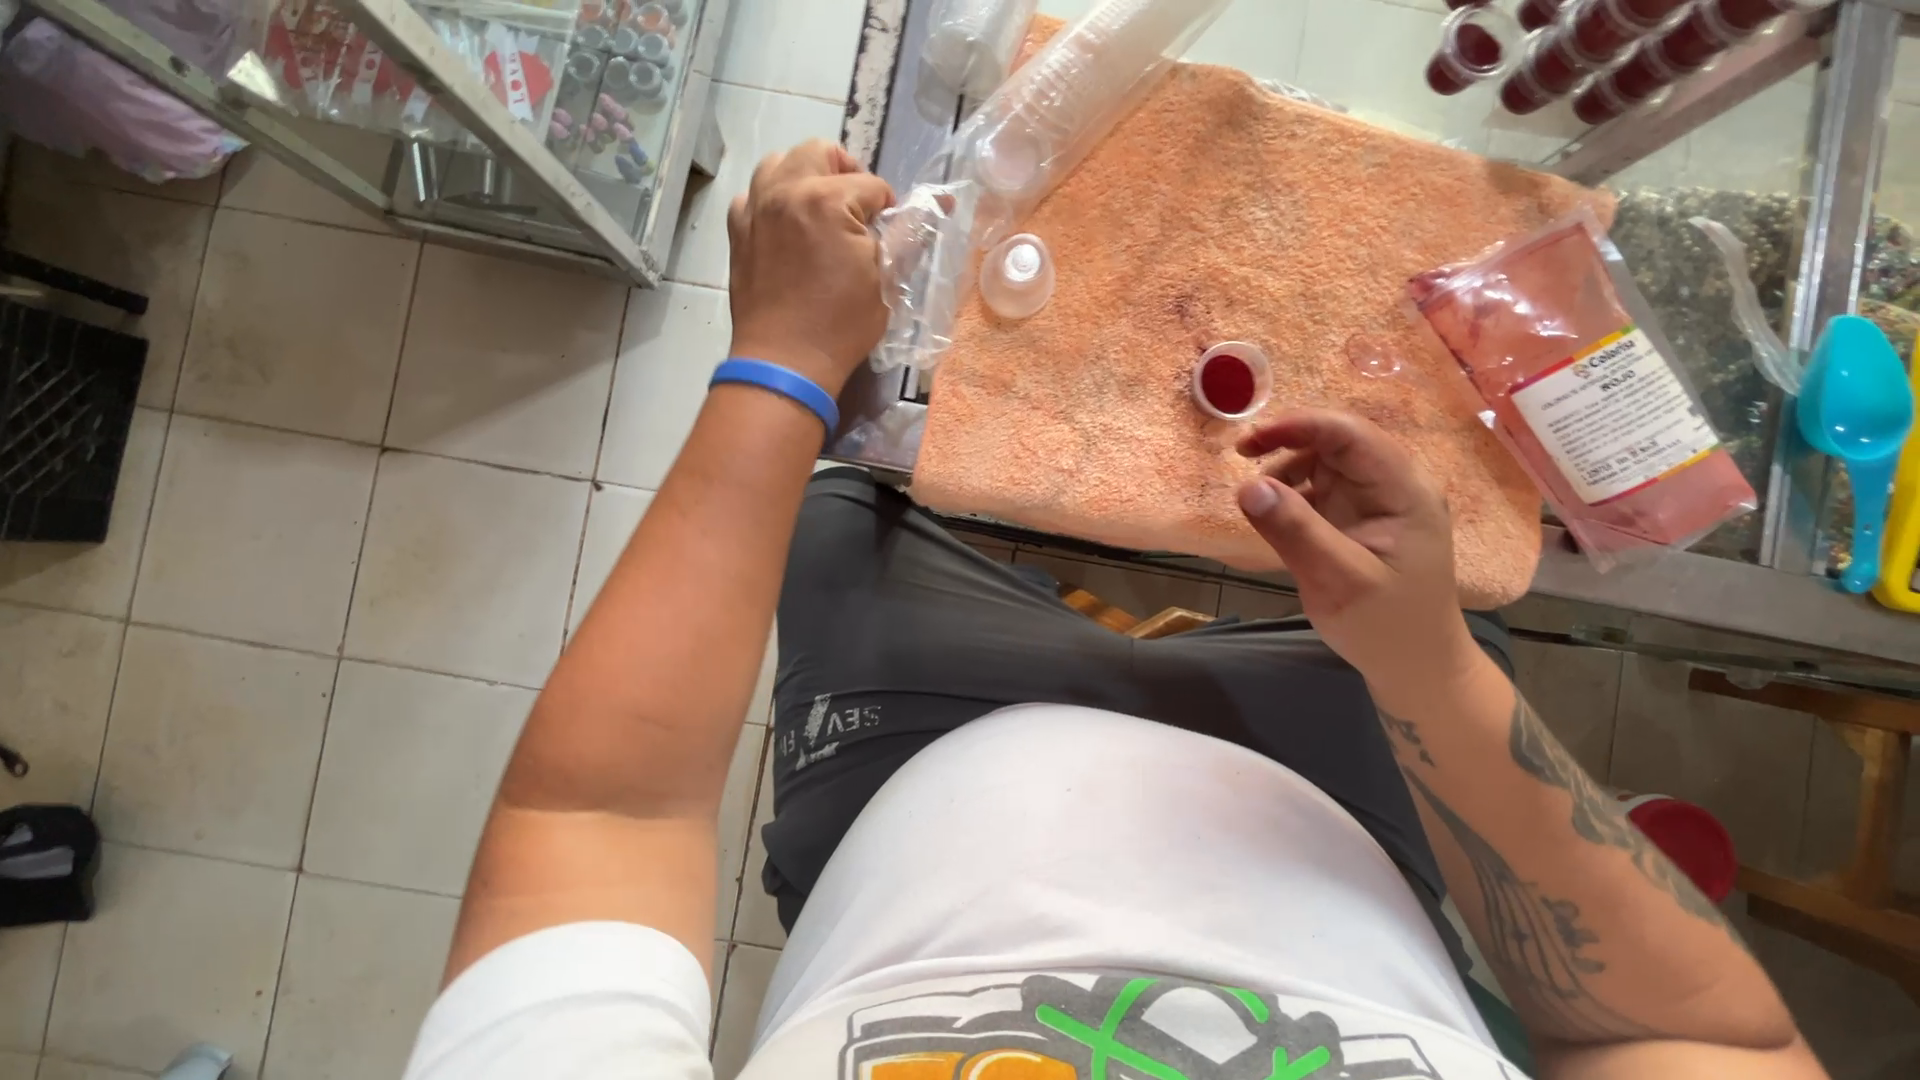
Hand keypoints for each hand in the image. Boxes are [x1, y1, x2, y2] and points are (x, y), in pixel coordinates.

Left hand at [727, 140, 893, 395]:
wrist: (786, 361)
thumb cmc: (841, 325)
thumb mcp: (885, 281)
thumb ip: (908, 236)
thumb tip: (938, 204)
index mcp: (827, 200)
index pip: (871, 185)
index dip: (888, 207)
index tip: (890, 233)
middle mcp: (785, 191)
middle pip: (819, 152)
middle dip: (846, 172)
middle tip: (858, 208)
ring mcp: (756, 210)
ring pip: (778, 163)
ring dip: (804, 175)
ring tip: (821, 208)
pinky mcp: (738, 233)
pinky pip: (752, 195)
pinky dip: (772, 200)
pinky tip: (787, 226)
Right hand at [1235, 409, 1480, 694]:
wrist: (1416, 667)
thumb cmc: (1386, 626)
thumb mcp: (1337, 581)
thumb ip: (1295, 531)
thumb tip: (1248, 487)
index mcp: (1404, 492)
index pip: (1352, 433)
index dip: (1300, 426)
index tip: (1250, 441)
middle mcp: (1393, 486)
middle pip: (1339, 440)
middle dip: (1289, 440)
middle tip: (1241, 456)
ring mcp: (1377, 502)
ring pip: (1328, 460)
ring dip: (1288, 466)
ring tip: (1257, 495)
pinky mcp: (1359, 519)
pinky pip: (1323, 488)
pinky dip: (1293, 491)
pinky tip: (1274, 513)